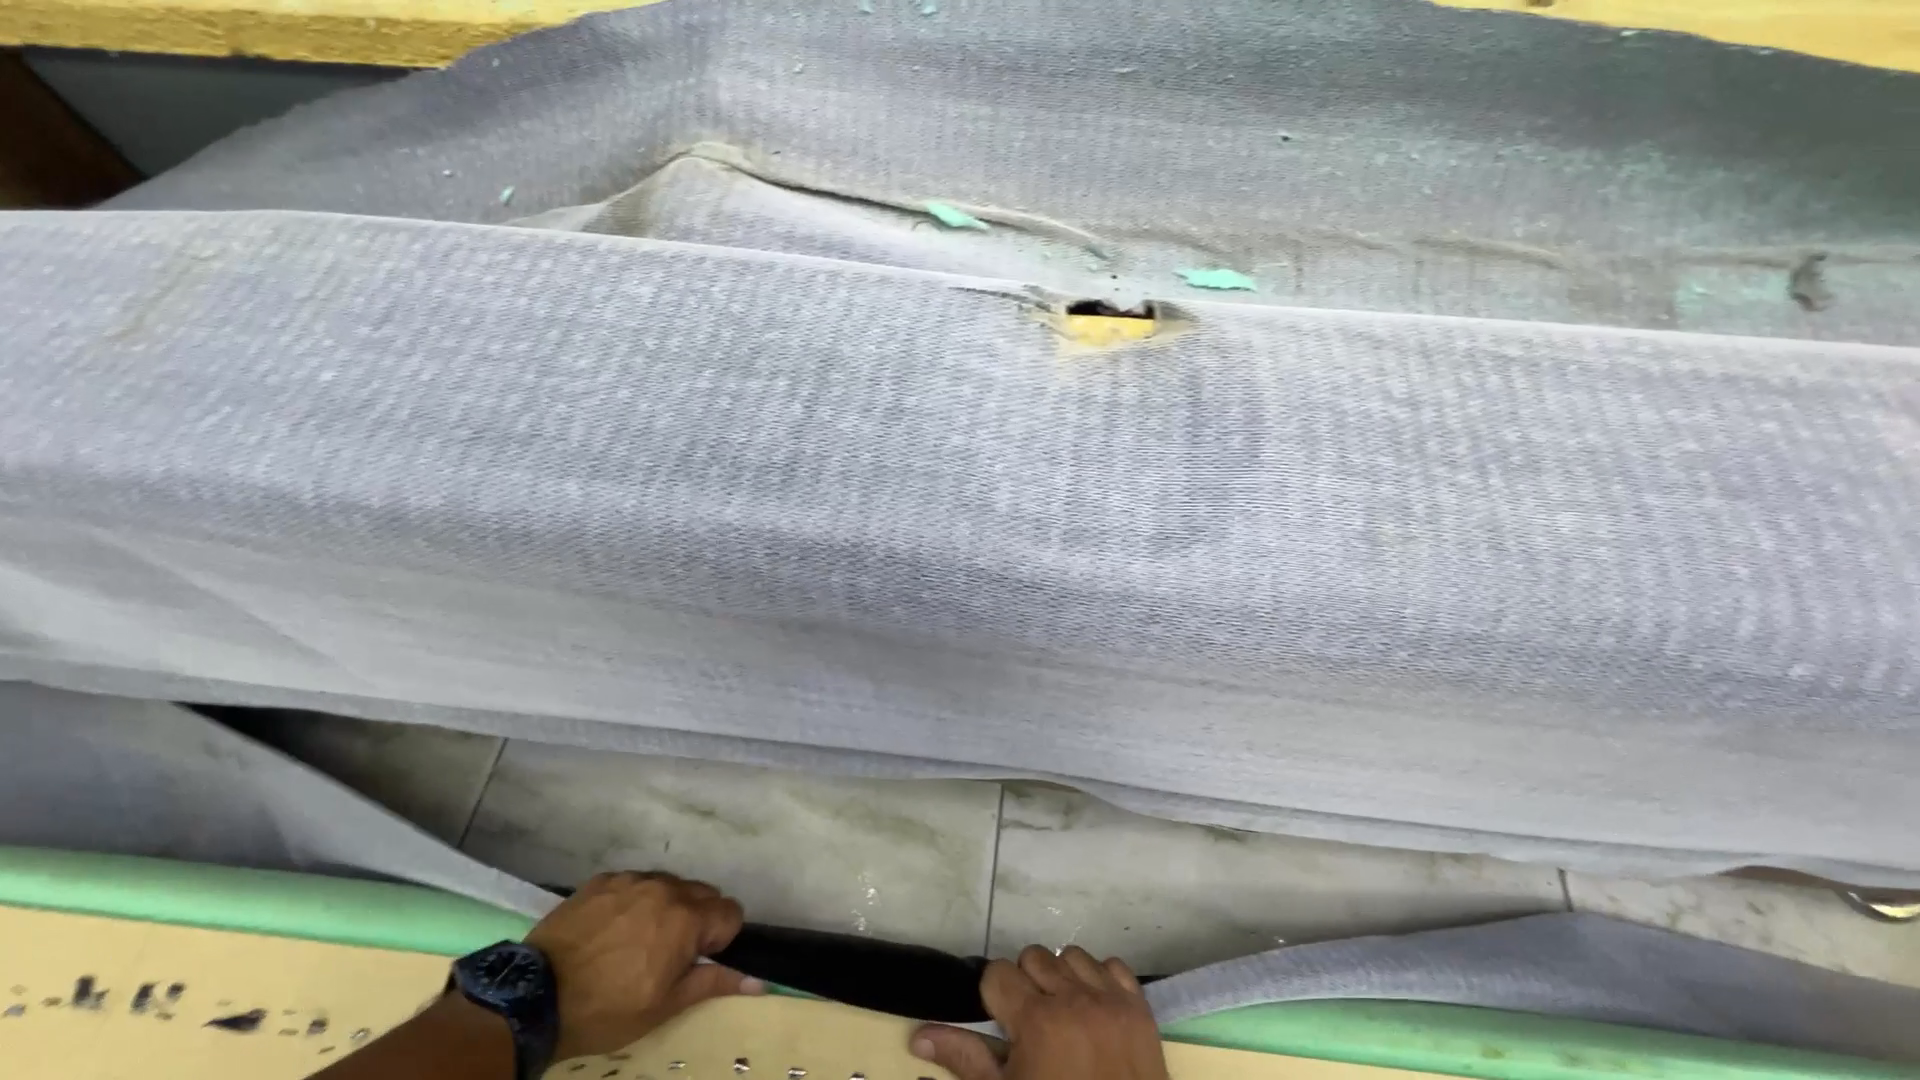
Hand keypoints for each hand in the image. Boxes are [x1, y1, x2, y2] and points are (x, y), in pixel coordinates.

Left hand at [526, 870, 764, 1060]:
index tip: (696, 962)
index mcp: (687, 919)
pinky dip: (635, 901)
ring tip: (639, 941)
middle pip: (703, 893)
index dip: (720, 939)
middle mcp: (665, 888)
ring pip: (669, 885)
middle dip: (698, 919)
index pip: (731, 912)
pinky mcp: (602, 880)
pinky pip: (635, 883)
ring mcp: (631, 880)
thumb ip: (713, 984)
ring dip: (667, 907)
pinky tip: (613, 929)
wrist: (534, 997)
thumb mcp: (664, 1006)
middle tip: (670, 954)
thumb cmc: (607, 1009)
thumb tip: (760, 982)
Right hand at [909, 946, 1168, 1079]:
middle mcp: (1073, 999)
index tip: (1002, 1023)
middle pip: (1034, 957)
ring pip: (1072, 956)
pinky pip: (1113, 966)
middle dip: (1026, 984)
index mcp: (1036, 1021)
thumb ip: (963, 1060)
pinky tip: (1093, 1010)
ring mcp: (1110, 1001)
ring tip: (1062, 1014)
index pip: (998, 973)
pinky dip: (1100, 980)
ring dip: (1061, 977)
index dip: (994, 997)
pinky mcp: (1140, 1008)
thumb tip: (918, 1036)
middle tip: (1030, 1023)